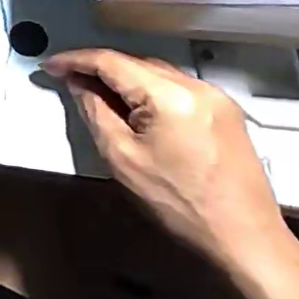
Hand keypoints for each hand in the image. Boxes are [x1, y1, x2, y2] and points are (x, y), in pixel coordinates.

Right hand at [46, 48, 287, 270]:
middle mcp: (195, 85)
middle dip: (100, 68)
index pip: (112, 62)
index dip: (76, 60)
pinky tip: (135, 107)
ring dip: (125, 78)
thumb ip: (96, 113)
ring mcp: (214, 95)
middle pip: (135, 62)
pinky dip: (150, 90)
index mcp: (169, 95)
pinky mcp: (224, 109)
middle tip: (70, 80)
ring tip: (98, 94)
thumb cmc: (182, 206)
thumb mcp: (123, 160)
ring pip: (156, 72)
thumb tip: (80, 85)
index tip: (53, 65)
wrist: (245, 238)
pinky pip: (176, 86)